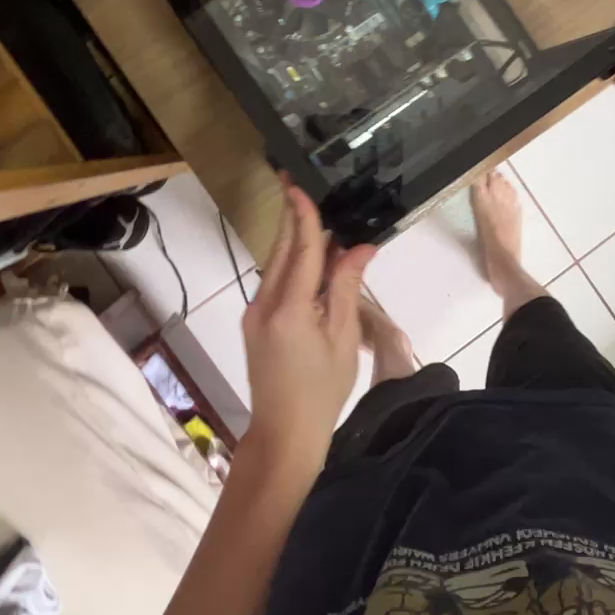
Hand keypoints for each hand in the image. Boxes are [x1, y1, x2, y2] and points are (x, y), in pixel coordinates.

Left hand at [240, 183, 376, 467]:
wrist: (284, 433)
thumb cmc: (322, 390)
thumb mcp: (342, 338)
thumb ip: (346, 288)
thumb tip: (361, 247)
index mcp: (290, 308)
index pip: (300, 250)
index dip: (302, 215)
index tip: (299, 184)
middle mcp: (264, 303)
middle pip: (280, 249)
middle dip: (290, 215)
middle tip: (294, 181)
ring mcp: (254, 312)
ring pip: (275, 264)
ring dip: (292, 238)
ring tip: (309, 210)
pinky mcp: (254, 321)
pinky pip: (274, 281)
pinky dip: (291, 262)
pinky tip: (309, 255)